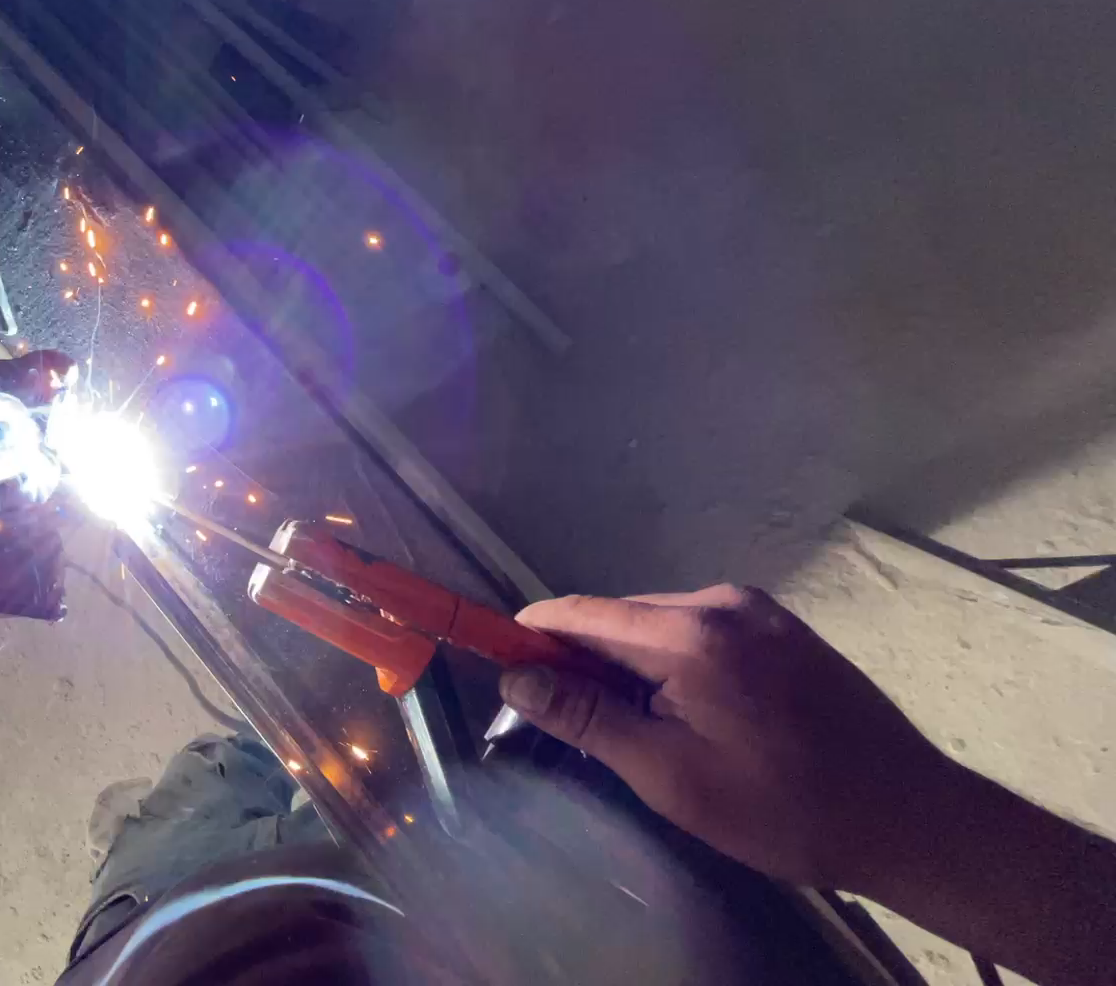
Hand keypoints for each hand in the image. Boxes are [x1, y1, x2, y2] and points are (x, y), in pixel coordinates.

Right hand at [501, 584, 955, 890]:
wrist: (923, 826)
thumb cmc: (785, 808)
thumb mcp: (670, 774)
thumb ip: (585, 717)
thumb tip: (513, 678)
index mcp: (689, 634)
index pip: (576, 613)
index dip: (529, 635)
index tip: (503, 667)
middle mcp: (717, 601)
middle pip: (611, 616)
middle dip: (580, 657)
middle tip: (578, 717)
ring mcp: (752, 608)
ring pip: (648, 621)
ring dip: (624, 660)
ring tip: (640, 720)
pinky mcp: (774, 623)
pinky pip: (689, 626)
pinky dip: (664, 658)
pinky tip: (686, 705)